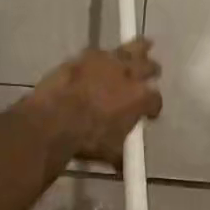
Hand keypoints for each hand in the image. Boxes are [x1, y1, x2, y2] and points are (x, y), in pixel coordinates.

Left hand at [21, 39, 162, 163]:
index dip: (154, 107)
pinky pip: (99, 52)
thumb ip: (120, 153)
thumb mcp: (109, 153)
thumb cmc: (87, 139)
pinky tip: (101, 58)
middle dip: (152, 69)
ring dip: (138, 48)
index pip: (155, 100)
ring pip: (130, 48)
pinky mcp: (85, 56)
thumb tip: (120, 165)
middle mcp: (128, 75)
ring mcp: (106, 62)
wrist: (54, 120)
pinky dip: (102, 56)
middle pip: (148, 66)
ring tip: (145, 44)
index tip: (150, 113)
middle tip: (154, 70)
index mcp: (139, 99)